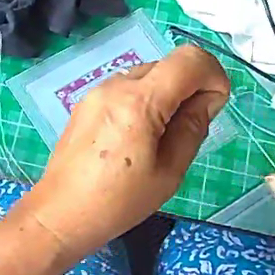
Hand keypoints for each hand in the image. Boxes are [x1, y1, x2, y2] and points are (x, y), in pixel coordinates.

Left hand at [20, 45, 230, 256]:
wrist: (60, 214)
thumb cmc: (118, 202)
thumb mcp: (169, 172)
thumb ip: (193, 127)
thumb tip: (207, 98)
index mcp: (139, 102)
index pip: (190, 59)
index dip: (213, 76)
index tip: (214, 106)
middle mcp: (116, 85)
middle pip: (169, 64)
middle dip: (190, 87)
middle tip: (190, 129)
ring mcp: (98, 91)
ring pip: (148, 75)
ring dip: (167, 94)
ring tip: (162, 138)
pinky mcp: (87, 102)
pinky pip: (127, 88)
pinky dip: (145, 100)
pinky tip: (138, 138)